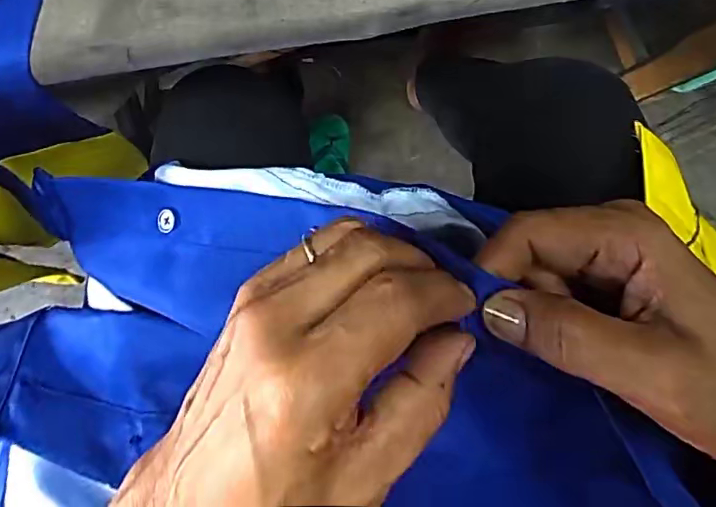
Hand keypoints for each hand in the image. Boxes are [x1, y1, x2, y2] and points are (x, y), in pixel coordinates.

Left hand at [115, 219, 475, 506]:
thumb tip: (456, 337)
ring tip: (413, 283)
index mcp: (305, 379)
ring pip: (346, 234)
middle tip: (444, 294)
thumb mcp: (363, 484)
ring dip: (392, 249)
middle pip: (373, 251)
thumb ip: (421, 402)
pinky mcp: (249, 291)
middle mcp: (276, 322)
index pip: (396, 299)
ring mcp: (256, 299)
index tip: (466, 303)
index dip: (443, 293)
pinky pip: (317, 243)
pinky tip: (371, 279)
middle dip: (423, 264)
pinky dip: (356, 248)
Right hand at [475, 202, 715, 506]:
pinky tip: (565, 355)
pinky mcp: (624, 284)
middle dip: (517, 298)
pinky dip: (555, 322)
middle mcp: (618, 229)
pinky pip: (569, 292)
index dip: (495, 269)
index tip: (473, 326)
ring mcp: (622, 255)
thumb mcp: (647, 371)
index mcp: (626, 231)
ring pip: (548, 272)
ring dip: (536, 315)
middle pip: (536, 247)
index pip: (532, 229)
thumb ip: (566, 335)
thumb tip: (488, 306)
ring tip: (551, 364)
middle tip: (520, 359)